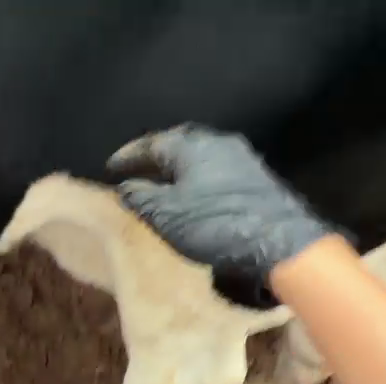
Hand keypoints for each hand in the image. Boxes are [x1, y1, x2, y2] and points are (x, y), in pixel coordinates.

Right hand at [109, 124, 341, 284]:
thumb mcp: (165, 215)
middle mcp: (218, 143)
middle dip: (156, 153)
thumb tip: (125, 186)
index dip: (129, 155)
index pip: (153, 143)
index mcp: (192, 147)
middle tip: (138, 166)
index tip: (110, 167)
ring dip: (178, 164)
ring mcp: (240, 158)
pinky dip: (195, 174)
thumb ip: (141, 197)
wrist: (275, 240)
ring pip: (200, 153)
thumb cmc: (212, 224)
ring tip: (161, 179)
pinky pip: (214, 167)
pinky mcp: (253, 177)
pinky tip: (190, 190)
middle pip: (180, 141)